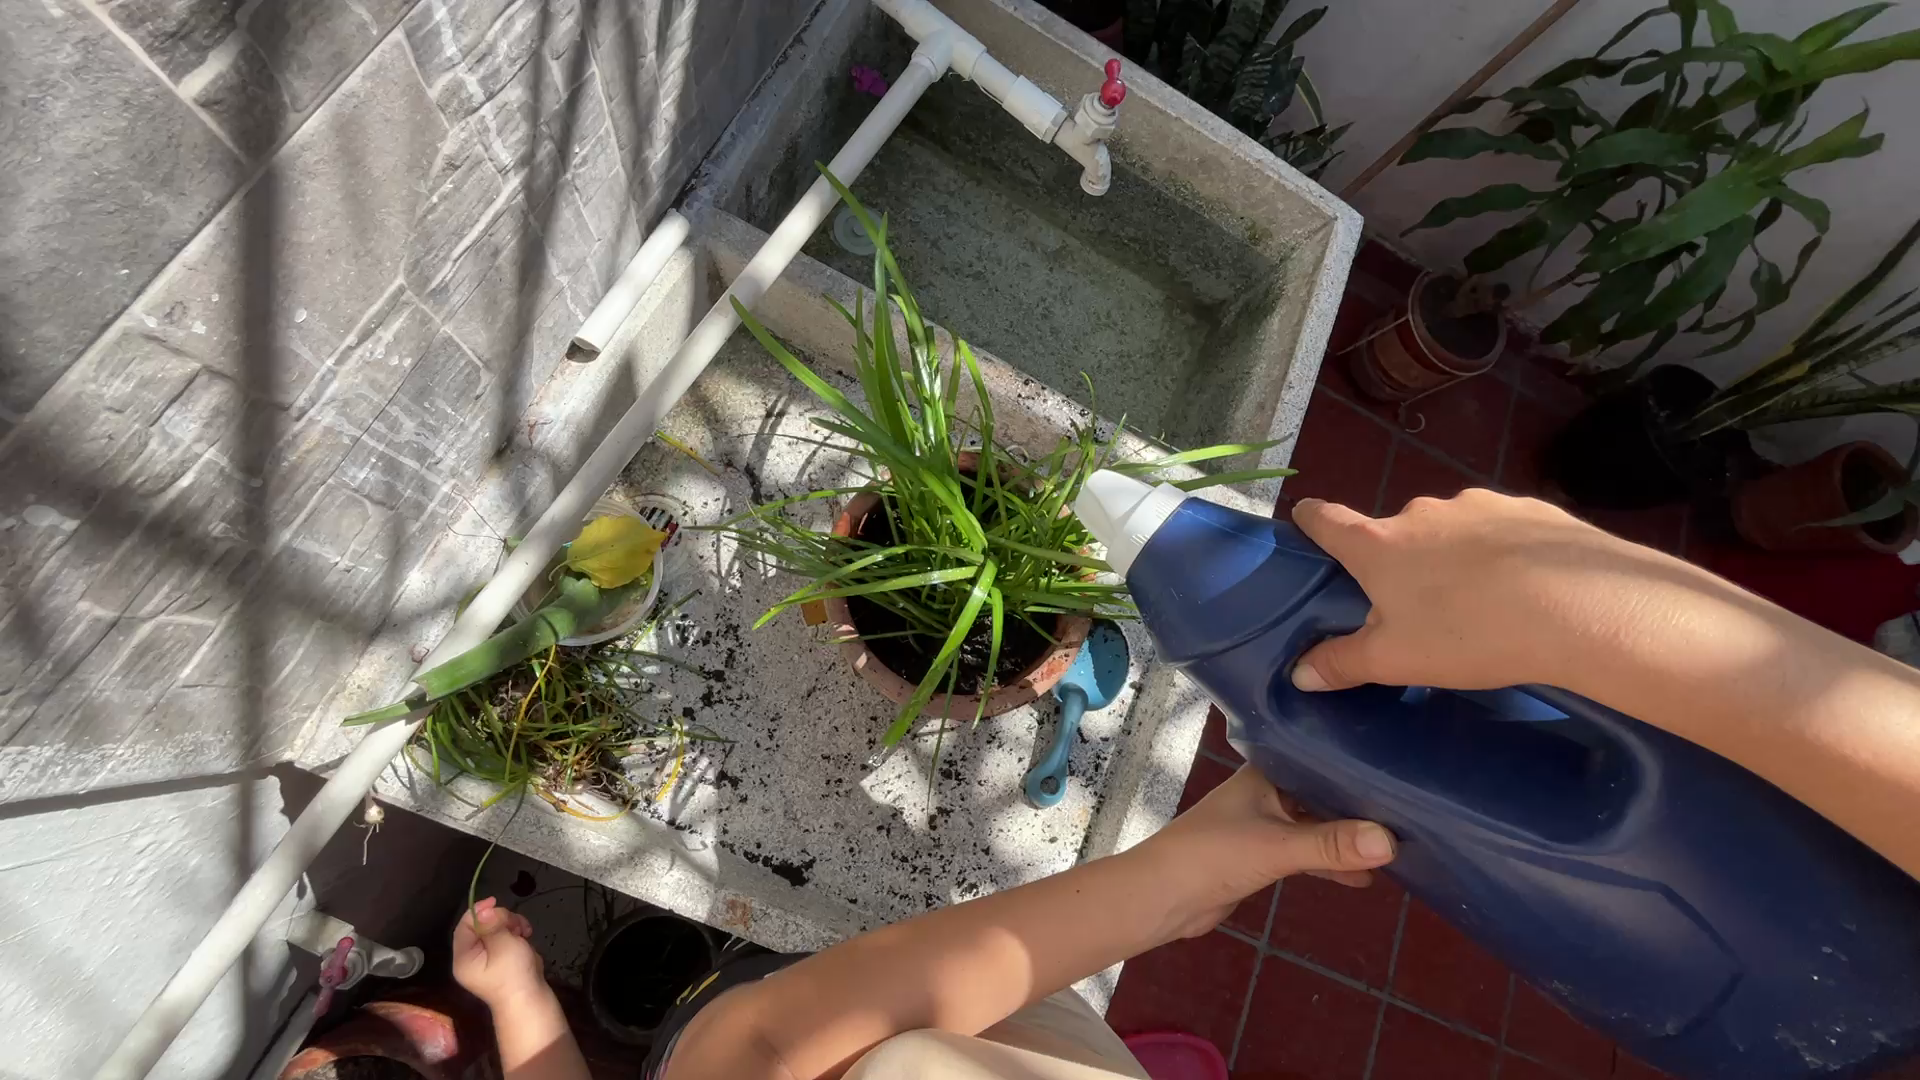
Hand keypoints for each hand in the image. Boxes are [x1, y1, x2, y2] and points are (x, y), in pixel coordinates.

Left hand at [452, 896, 547, 1010]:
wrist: (528, 996)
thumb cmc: (512, 973)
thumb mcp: (503, 946)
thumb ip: (493, 926)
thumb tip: (485, 910)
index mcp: (464, 957)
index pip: (464, 926)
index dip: (478, 911)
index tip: (495, 901)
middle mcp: (472, 956)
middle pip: (481, 924)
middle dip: (501, 918)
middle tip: (515, 925)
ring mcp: (487, 955)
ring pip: (496, 927)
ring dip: (511, 923)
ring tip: (523, 931)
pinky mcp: (501, 954)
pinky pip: (505, 934)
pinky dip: (516, 930)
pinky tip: (525, 935)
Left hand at [1140, 766, 1394, 937]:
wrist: (1165, 895)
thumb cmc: (1213, 854)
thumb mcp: (1277, 846)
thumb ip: (1330, 844)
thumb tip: (1393, 840)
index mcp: (1263, 773)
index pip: (1315, 759)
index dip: (1352, 764)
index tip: (1400, 769)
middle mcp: (1265, 791)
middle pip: (1319, 793)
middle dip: (1358, 803)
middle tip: (1414, 809)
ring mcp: (1263, 823)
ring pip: (1315, 824)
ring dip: (1347, 835)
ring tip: (1401, 844)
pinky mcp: (1262, 855)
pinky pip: (1307, 852)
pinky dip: (1331, 861)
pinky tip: (1366, 876)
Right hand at [1288, 490, 1681, 694]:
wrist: (1590, 609)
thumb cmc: (1470, 633)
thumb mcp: (1397, 660)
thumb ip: (1341, 664)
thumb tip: (1298, 675)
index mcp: (1378, 544)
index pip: (1325, 519)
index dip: (1311, 519)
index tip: (1307, 521)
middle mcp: (1420, 513)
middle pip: (1393, 531)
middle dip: (1399, 560)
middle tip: (1417, 604)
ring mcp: (1478, 505)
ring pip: (1449, 529)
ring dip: (1451, 553)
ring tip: (1481, 598)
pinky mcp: (1533, 509)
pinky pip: (1502, 528)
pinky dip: (1503, 550)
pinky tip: (1529, 585)